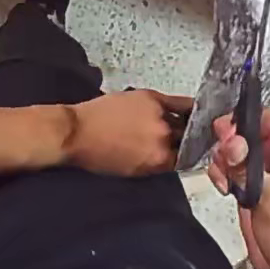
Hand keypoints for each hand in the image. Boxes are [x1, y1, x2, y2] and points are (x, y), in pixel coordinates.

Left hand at [63, 90, 191, 175]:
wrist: (77, 132)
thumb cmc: (96, 154)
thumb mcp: (131, 170)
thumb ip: (156, 164)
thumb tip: (172, 158)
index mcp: (159, 159)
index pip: (184, 159)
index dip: (184, 155)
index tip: (185, 151)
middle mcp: (163, 137)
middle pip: (185, 139)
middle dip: (183, 140)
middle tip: (180, 137)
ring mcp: (159, 116)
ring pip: (183, 120)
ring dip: (183, 123)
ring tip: (184, 122)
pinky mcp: (152, 98)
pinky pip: (179, 102)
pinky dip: (187, 106)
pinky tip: (193, 107)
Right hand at [207, 109, 269, 268]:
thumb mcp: (268, 191)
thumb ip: (246, 163)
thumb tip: (231, 138)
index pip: (267, 120)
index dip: (245, 120)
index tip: (225, 130)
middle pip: (246, 134)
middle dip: (229, 142)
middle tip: (224, 158)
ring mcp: (261, 175)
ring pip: (234, 152)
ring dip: (223, 161)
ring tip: (226, 179)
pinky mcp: (249, 190)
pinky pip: (230, 171)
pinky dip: (222, 175)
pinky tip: (224, 189)